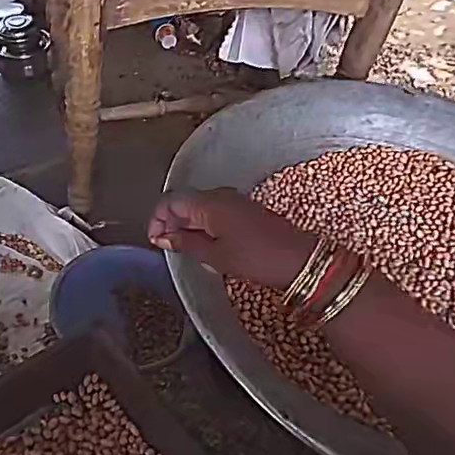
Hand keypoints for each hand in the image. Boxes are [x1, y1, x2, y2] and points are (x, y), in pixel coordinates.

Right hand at [147, 188, 316, 291]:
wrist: (299, 260)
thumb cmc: (256, 258)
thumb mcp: (215, 256)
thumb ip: (186, 243)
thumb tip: (163, 238)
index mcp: (209, 203)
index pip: (171, 200)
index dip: (157, 218)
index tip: (155, 240)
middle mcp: (220, 195)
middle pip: (184, 200)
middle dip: (170, 221)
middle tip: (165, 245)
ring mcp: (234, 200)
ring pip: (199, 206)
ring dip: (186, 223)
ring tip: (182, 247)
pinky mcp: (244, 210)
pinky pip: (214, 210)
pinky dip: (202, 224)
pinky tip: (203, 243)